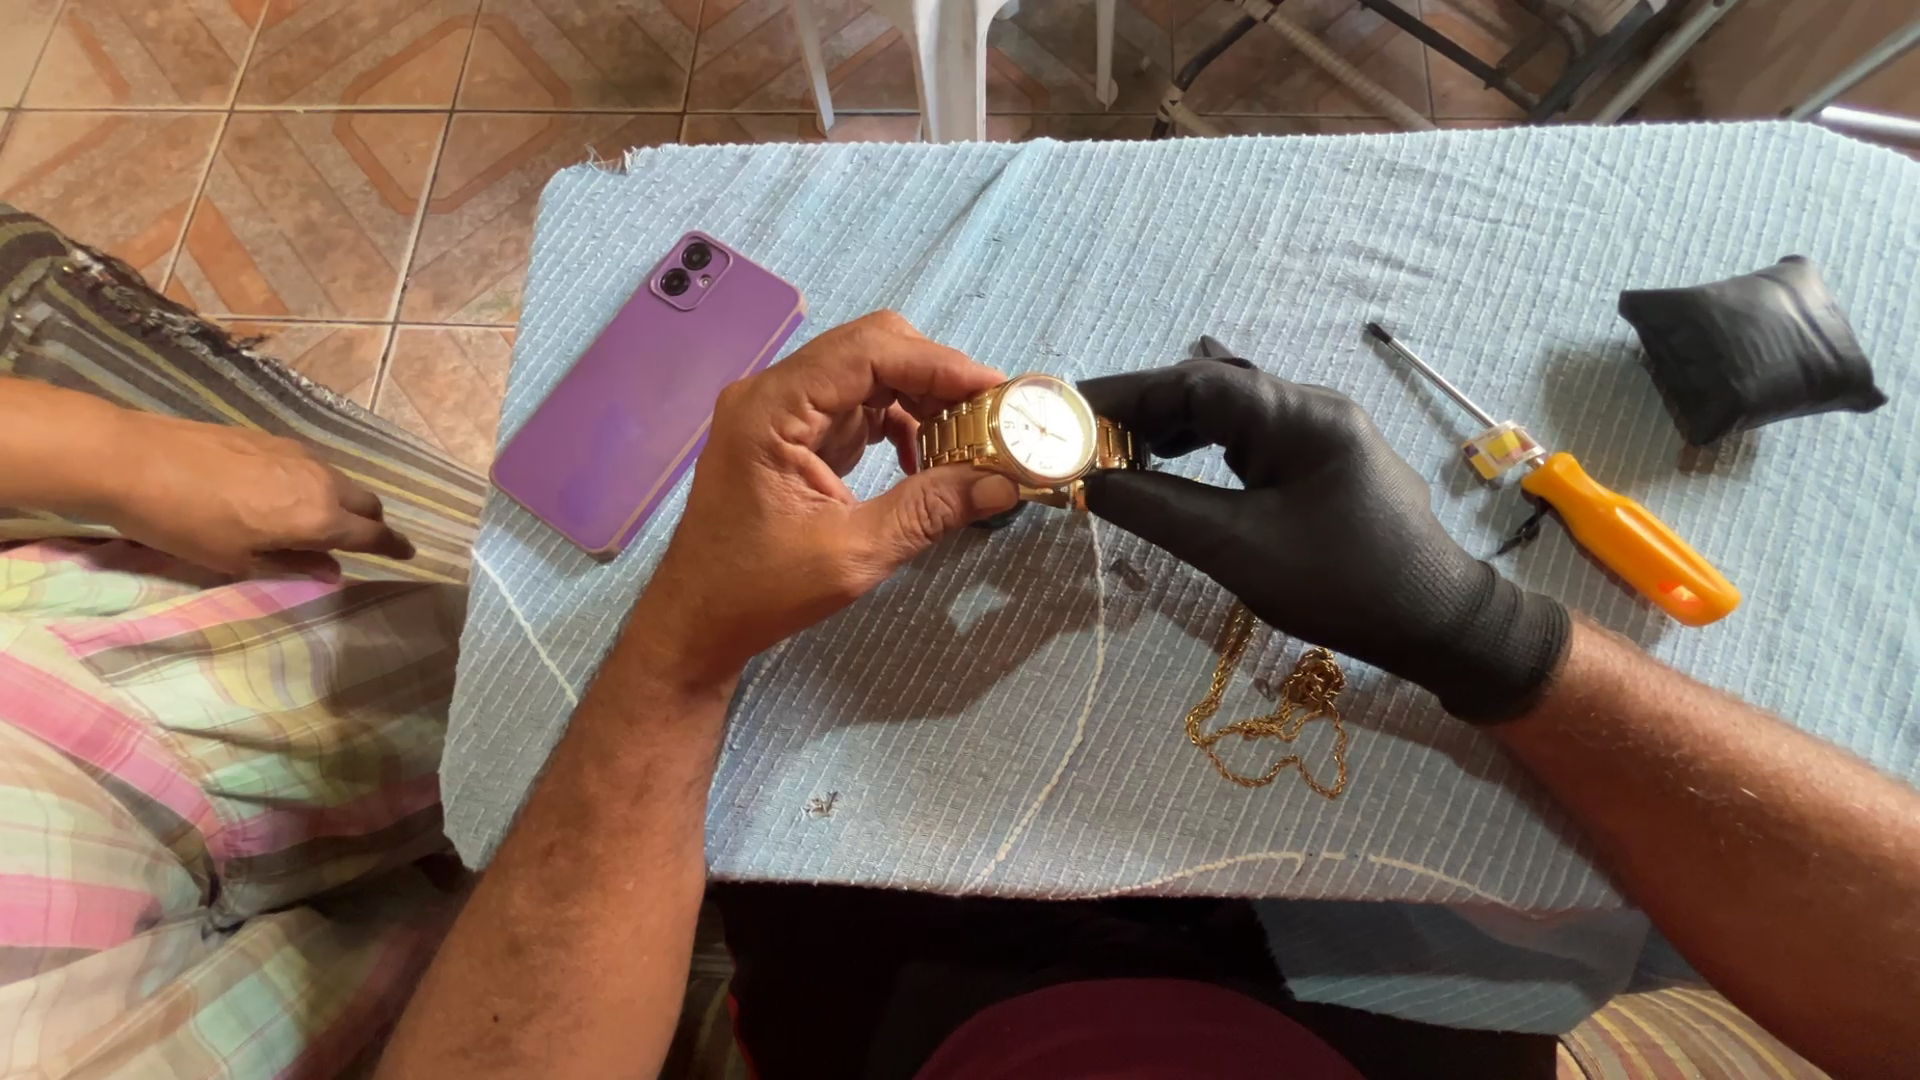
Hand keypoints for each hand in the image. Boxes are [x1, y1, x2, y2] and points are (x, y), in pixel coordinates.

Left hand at [100, 411, 413, 577]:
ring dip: (342, 502)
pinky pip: (314, 467)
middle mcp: (324, 485)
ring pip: (343, 483)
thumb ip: (291, 565)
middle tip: (356, 538)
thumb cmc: (180, 521)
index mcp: (320, 520)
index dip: (396, 547)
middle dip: (371, 523)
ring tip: (313, 515)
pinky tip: (281, 489)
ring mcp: (302, 457)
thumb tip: (329, 571)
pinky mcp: (277, 440)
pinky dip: (315, 483)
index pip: (375, 536)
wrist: (127, 457)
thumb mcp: (233, 559)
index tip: (408, 553)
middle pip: (369, 505)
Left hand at [626, 312, 1019, 689]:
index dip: (939, 364)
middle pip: (869, 350)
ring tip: (968, 437)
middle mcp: (774, 394)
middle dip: (935, 377)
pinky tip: (925, 459)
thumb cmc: (761, 590)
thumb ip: (930, 510)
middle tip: (989, 414)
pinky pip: (857, 408)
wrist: (700, 619)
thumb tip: (1004, 483)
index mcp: (773, 409)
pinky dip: (899, 424)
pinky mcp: (795, 435)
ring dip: (922, 399)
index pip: (867, 351)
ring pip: (868, 375)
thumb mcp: (854, 552)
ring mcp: (783, 412)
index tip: (997, 391)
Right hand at [1079, 357, 1567, 721]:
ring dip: (1168, 429)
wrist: (1437, 623)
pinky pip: (1245, 437)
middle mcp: (1309, 407)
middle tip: (1084, 442)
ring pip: (1225, 413)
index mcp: (1299, 416)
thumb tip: (1088, 485)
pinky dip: (1199, 449)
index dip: (1125, 394)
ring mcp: (1316, 430)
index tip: (1069, 413)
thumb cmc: (1342, 587)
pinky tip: (1172, 463)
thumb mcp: (1237, 549)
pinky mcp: (1316, 457)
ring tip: (1118, 456)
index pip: (1194, 383)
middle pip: (1208, 390)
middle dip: (1141, 412)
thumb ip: (1157, 509)